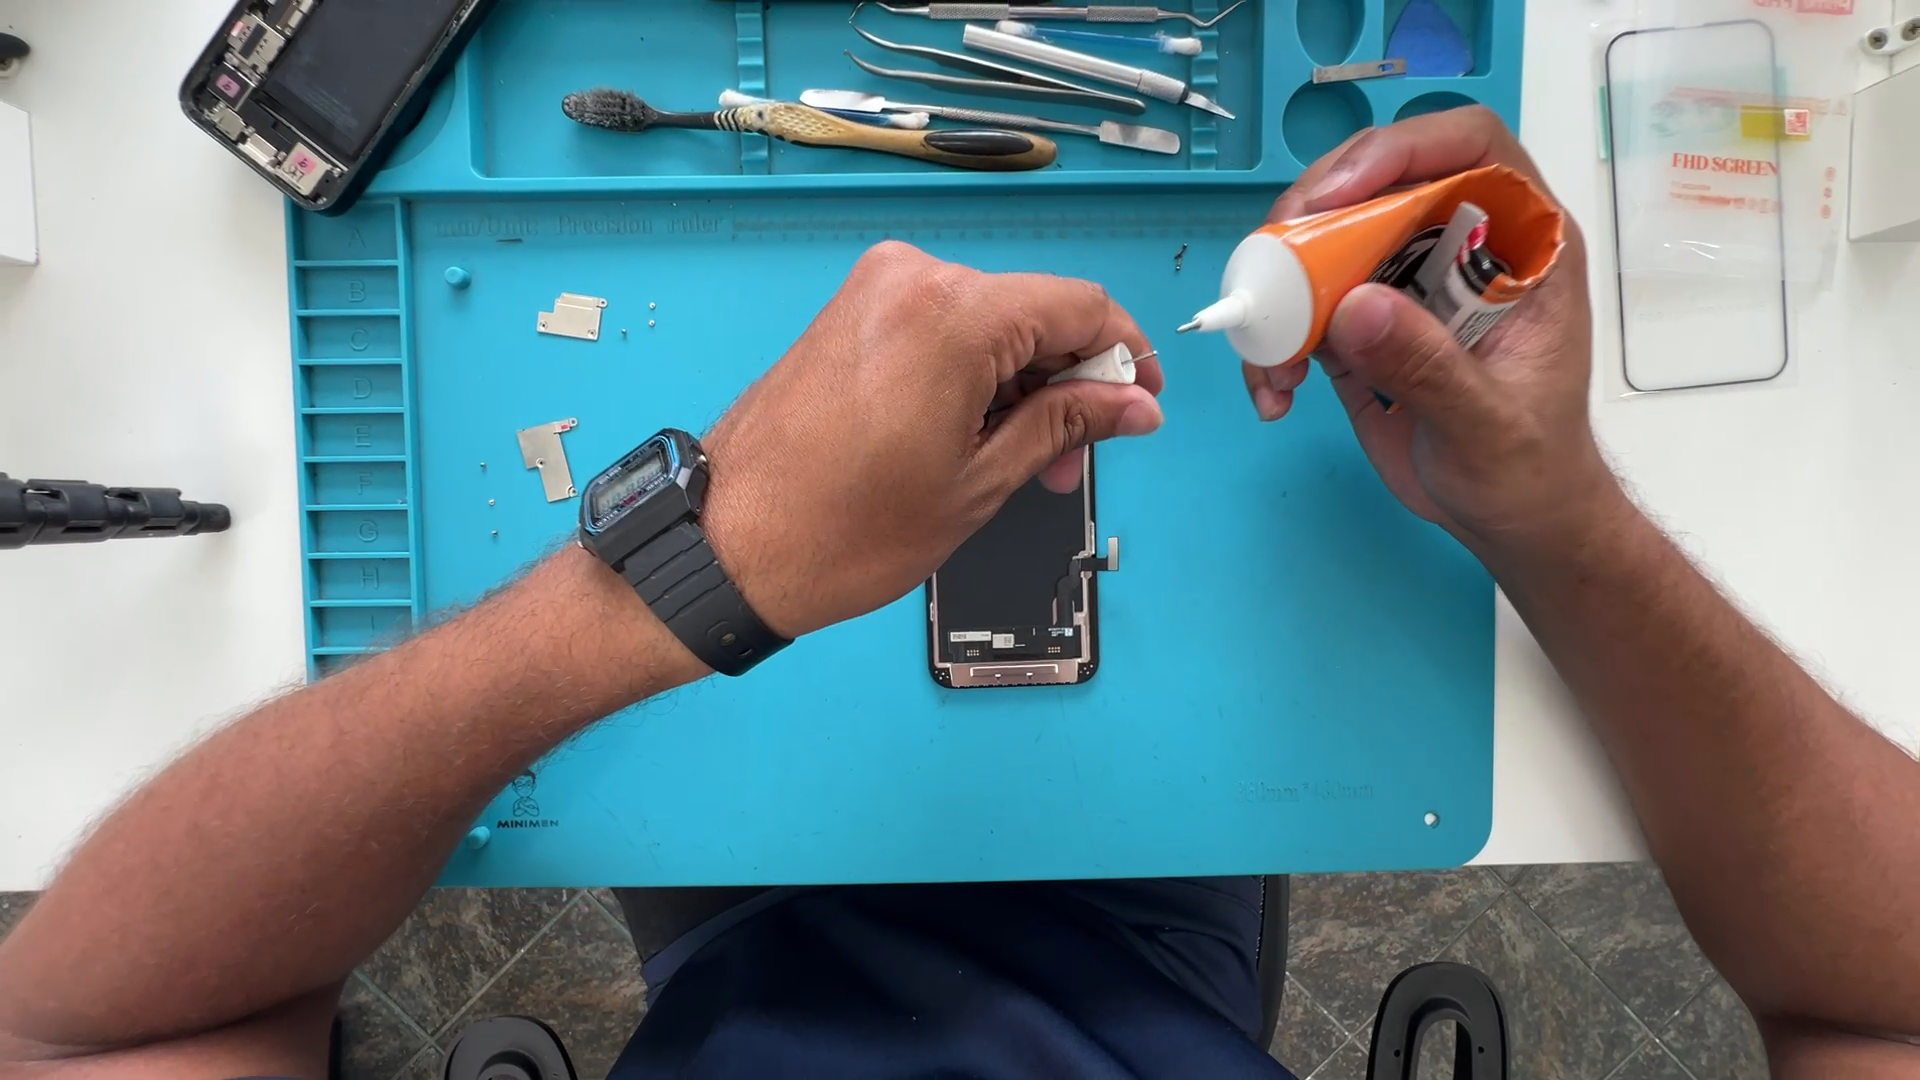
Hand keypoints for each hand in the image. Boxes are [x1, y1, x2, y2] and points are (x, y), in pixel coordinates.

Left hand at [696, 241, 1162, 637]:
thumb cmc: (851, 530)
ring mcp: (874, 291)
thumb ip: (1067, 425)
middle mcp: (913, 278)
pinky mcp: (851, 314)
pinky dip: (973, 377)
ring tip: (1021, 462)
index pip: (1080, 307)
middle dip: (1066, 386)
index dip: (1123, 358)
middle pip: (1032, 314)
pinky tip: (975, 434)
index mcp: (953, 313)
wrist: (731, 547)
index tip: (1138, 406)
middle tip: (1069, 462)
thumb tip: (1135, 405)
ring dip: (1019, 387)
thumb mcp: (980, 482)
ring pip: (988, 326)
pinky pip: (941, 331)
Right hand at [1251, 107, 1620, 552]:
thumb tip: (1352, 305)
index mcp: (1516, 246)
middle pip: (1372, 194)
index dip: (1395, 153)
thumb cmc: (1523, 466)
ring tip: (1269, 367)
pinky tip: (1275, 396)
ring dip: (1278, 302)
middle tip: (1263, 272)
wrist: (1501, 515)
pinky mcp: (1357, 333)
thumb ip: (1426, 365)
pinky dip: (1273, 350)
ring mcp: (1399, 292)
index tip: (1328, 199)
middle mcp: (1451, 254)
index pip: (1466, 152)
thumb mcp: (1484, 422)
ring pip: (1322, 255)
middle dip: (1307, 228)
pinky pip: (1300, 317)